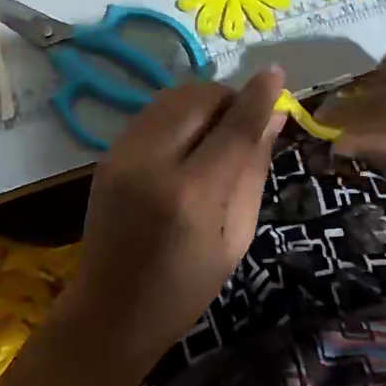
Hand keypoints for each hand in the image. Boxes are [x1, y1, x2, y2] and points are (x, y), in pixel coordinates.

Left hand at [53, 68, 285, 375]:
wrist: (110, 311)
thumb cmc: (186, 287)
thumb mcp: (236, 236)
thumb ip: (253, 169)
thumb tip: (273, 118)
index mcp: (192, 194)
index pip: (234, 126)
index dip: (259, 96)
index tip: (277, 73)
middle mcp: (152, 162)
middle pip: (200, 98)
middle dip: (229, 98)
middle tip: (246, 121)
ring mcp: (123, 154)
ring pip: (174, 96)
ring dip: (204, 102)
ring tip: (218, 131)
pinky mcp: (108, 153)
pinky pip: (154, 112)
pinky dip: (179, 114)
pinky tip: (188, 141)